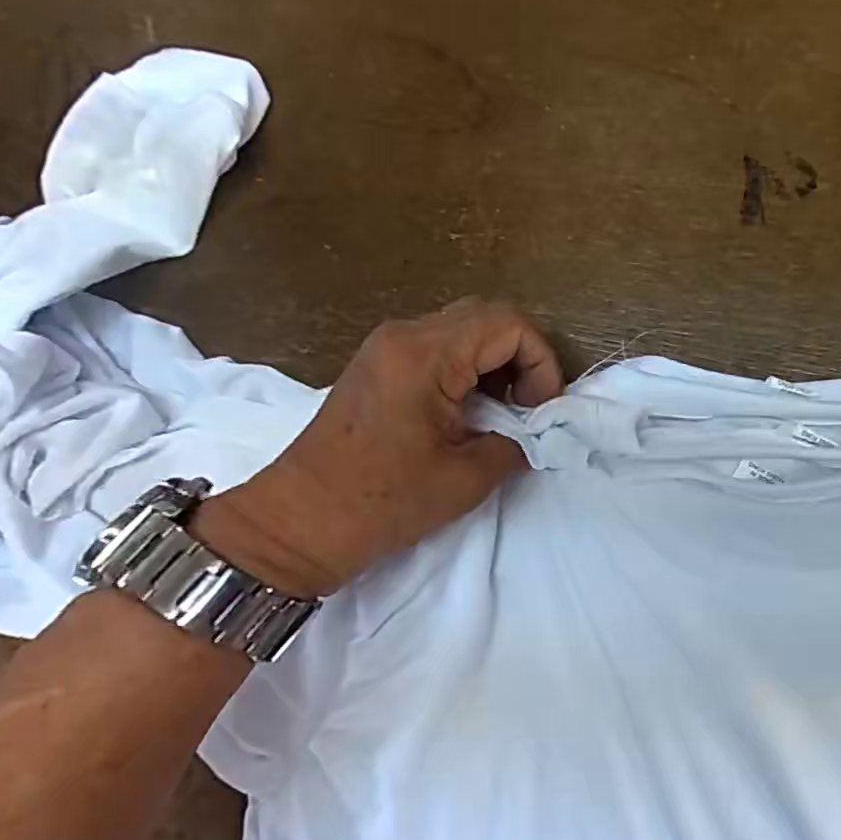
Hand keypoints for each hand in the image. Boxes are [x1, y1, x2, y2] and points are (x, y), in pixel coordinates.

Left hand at [188, 298, 562, 597]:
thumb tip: (536, 430)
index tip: (540, 409)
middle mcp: (405, 336)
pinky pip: (442, 345)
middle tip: (528, 405)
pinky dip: (471, 367)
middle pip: (489, 316)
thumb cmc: (384, 501)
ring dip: (498, 362)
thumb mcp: (468, 477)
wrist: (299, 522)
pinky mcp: (380, 363)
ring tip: (504, 410)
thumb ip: (517, 442)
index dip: (541, 362)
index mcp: (426, 356)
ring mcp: (388, 346)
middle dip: (523, 357)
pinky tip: (473, 408)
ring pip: (466, 327)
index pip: (510, 325)